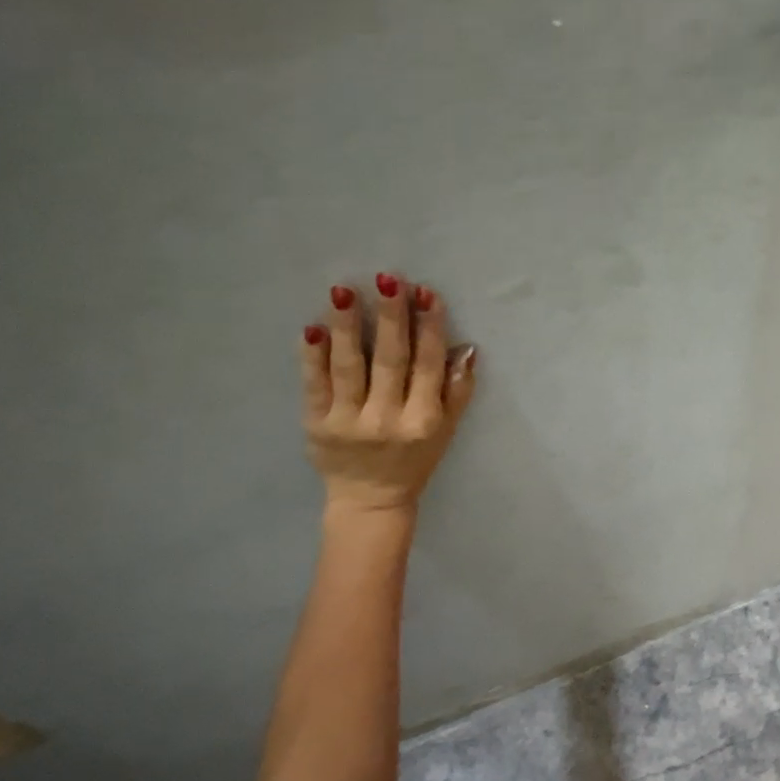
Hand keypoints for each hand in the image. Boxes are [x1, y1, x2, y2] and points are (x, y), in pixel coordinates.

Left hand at [301, 275, 476, 517]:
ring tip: (344, 291)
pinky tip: (313, 327)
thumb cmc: (413, 462)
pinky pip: (314, 384)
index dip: (428, 328)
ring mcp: (349, 422)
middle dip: (390, 318)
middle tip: (388, 279)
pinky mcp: (317, 424)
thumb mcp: (445, 432)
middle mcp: (388, 420)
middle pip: (390, 361)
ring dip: (346, 326)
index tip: (425, 293)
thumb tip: (466, 350)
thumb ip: (456, 392)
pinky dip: (313, 355)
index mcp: (423, 421)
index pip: (426, 366)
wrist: (369, 500)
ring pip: (349, 367)